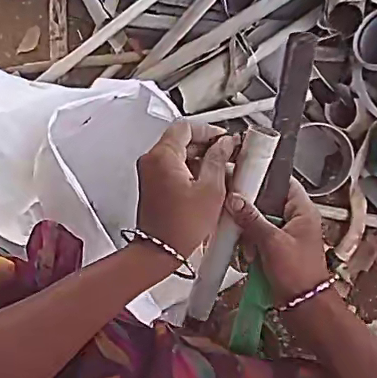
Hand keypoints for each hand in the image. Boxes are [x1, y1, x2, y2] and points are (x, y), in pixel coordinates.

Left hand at [135, 119, 235, 257]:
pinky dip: (191, 171)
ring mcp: (150, 173)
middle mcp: (152, 161)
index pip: (186, 127)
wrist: (160, 250)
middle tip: (227, 154)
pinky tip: (208, 183)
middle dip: (207, 145)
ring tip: (221, 171)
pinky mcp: (153, 185)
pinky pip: (173, 168)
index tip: (224, 139)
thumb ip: (218, 160)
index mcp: (163, 156)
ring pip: (178, 154)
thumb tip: (224, 145)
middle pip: (181, 140)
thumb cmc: (179, 227)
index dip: (209, 130)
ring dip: (200, 159)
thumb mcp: (210, 189)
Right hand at [226, 179, 333, 301]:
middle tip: (239, 218)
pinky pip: (257, 239)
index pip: (283, 182)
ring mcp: (285, 235)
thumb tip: (235, 199)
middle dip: (250, 212)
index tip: (242, 177)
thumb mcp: (272, 242)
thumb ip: (252, 219)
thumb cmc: (298, 273)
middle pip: (266, 202)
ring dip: (248, 233)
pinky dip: (250, 245)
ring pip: (258, 221)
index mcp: (303, 210)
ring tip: (248, 247)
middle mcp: (295, 219)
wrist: (303, 306)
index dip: (263, 178)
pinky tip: (248, 256)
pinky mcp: (275, 249)